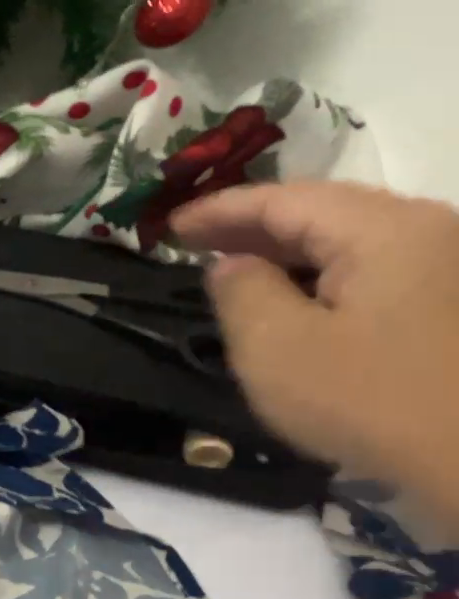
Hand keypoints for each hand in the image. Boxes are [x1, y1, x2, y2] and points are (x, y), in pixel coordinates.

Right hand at [171, 183, 458, 515]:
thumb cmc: (365, 398)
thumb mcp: (275, 348)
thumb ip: (242, 293)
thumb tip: (229, 265)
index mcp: (385, 231)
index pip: (288, 200)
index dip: (221, 209)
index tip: (167, 225)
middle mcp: (427, 230)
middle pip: (326, 209)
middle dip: (252, 222)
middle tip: (189, 240)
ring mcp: (446, 263)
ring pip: (350, 236)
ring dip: (284, 245)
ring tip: (228, 261)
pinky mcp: (446, 298)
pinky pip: (370, 262)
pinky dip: (316, 267)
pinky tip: (287, 288)